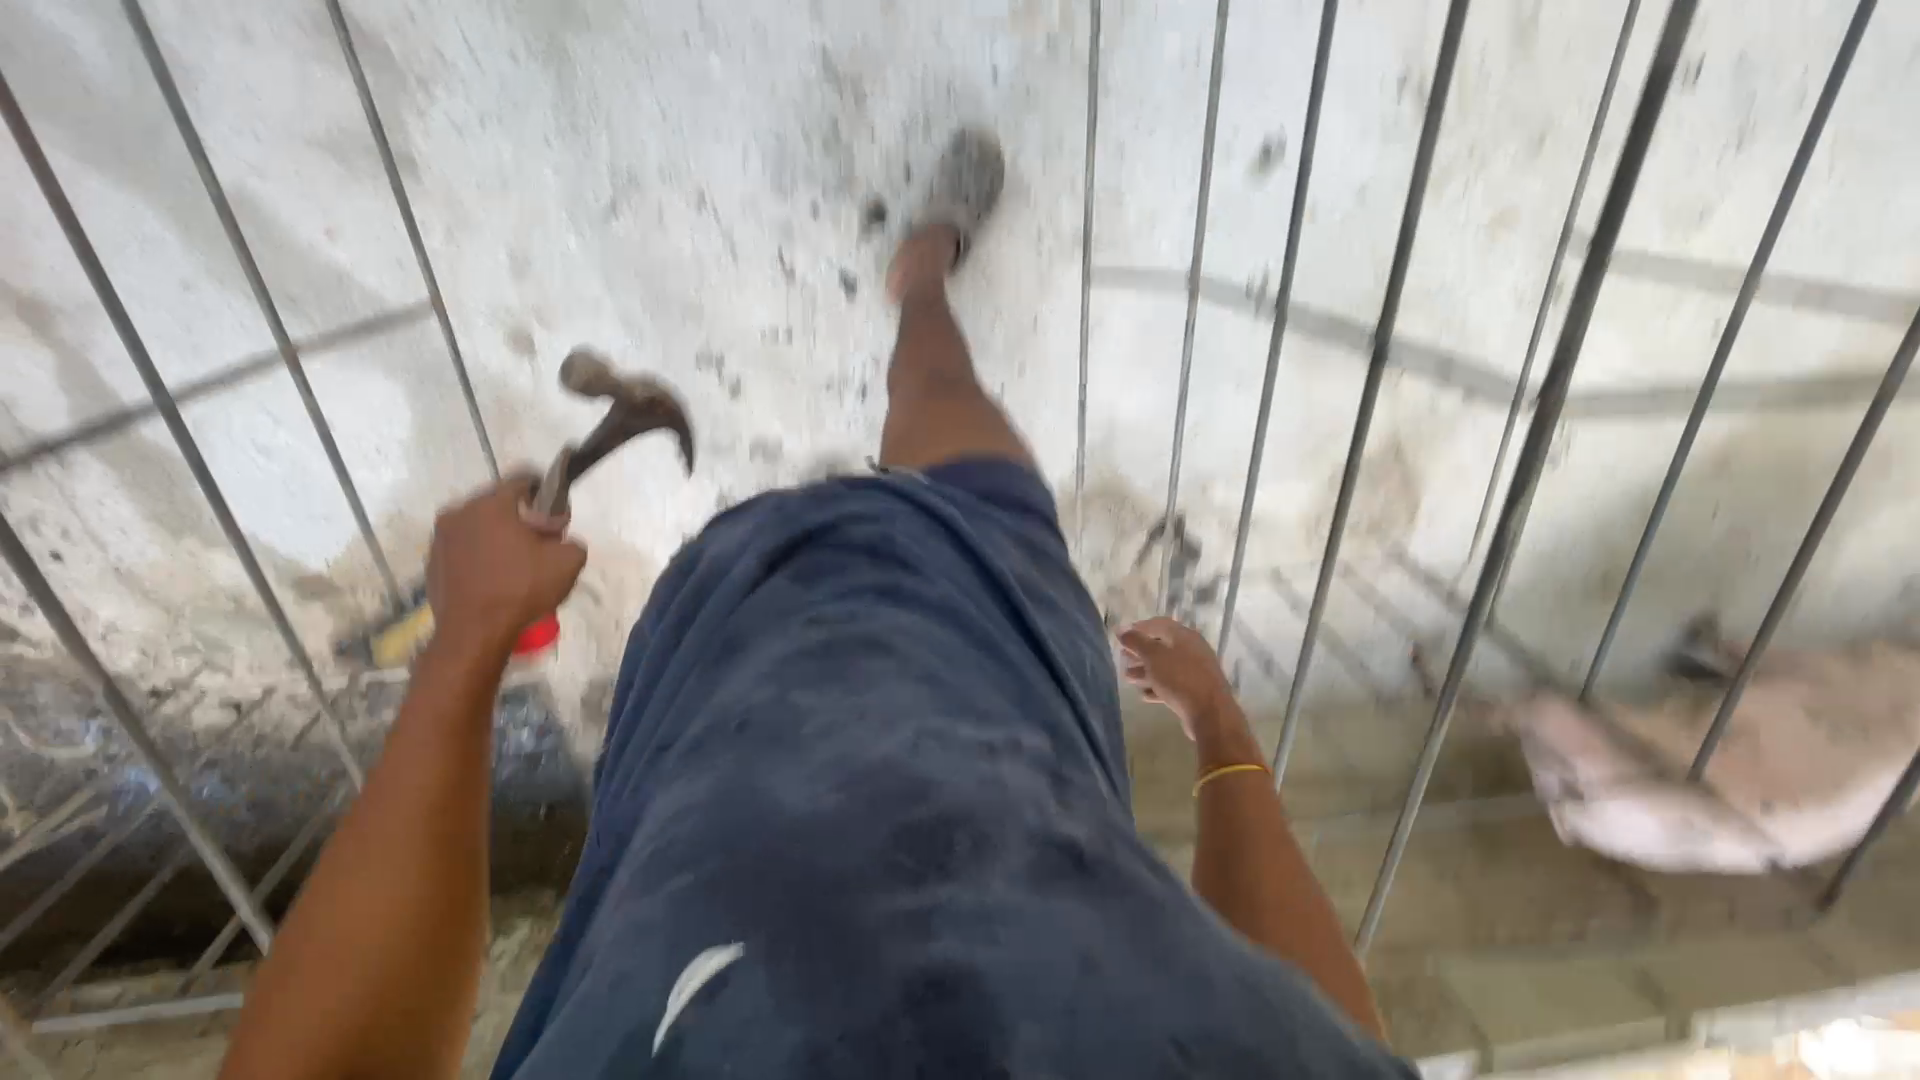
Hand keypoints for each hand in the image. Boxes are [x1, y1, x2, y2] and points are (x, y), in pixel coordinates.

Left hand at [426, 473, 586, 653]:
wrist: (474, 632)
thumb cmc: (522, 589)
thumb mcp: (569, 561)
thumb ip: (570, 539)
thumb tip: (557, 539)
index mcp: (492, 505)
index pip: (523, 480)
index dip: (546, 492)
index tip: (556, 516)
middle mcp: (460, 512)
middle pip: (499, 503)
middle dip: (521, 517)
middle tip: (540, 543)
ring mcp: (440, 538)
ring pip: (479, 526)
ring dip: (498, 537)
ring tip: (516, 564)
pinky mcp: (432, 561)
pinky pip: (464, 548)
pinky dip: (480, 555)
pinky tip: (495, 579)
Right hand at [1117, 616, 1235, 738]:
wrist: (1210, 712)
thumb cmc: (1179, 677)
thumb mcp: (1153, 656)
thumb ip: (1136, 641)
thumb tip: (1122, 630)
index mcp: (1184, 636)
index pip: (1159, 624)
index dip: (1139, 628)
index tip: (1122, 636)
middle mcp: (1192, 650)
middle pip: (1162, 646)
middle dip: (1140, 652)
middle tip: (1123, 658)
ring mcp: (1195, 671)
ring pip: (1166, 667)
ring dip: (1146, 671)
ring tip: (1128, 677)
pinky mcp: (1195, 691)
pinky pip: (1173, 684)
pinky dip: (1157, 686)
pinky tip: (1144, 694)